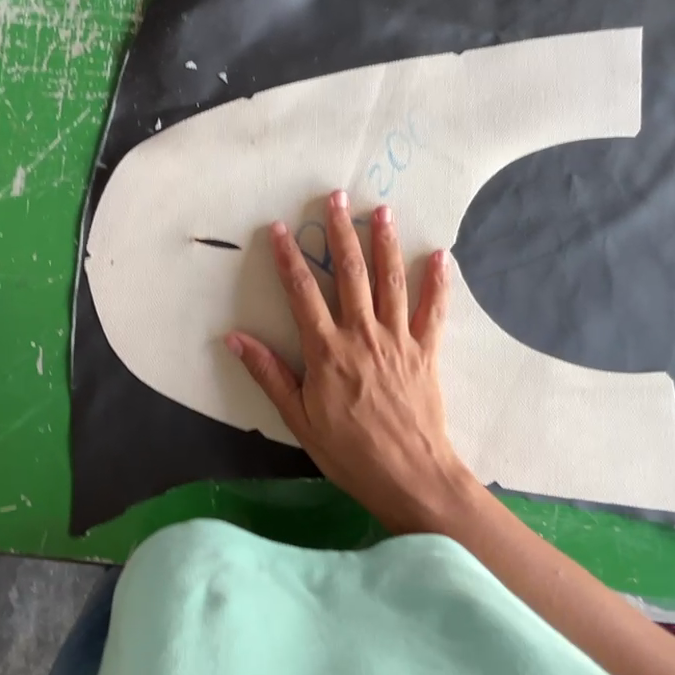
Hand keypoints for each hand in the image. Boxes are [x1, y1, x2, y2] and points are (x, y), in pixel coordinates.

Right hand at [225, 191, 479, 533]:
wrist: (410, 477)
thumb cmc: (348, 451)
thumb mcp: (297, 418)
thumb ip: (268, 373)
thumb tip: (234, 337)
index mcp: (326, 349)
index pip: (302, 292)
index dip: (288, 257)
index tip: (278, 228)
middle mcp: (362, 334)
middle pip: (350, 273)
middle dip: (341, 232)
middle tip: (336, 197)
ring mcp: (398, 339)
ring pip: (391, 281)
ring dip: (385, 243)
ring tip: (382, 210)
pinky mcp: (426, 351)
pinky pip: (433, 311)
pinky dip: (438, 282)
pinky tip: (440, 255)